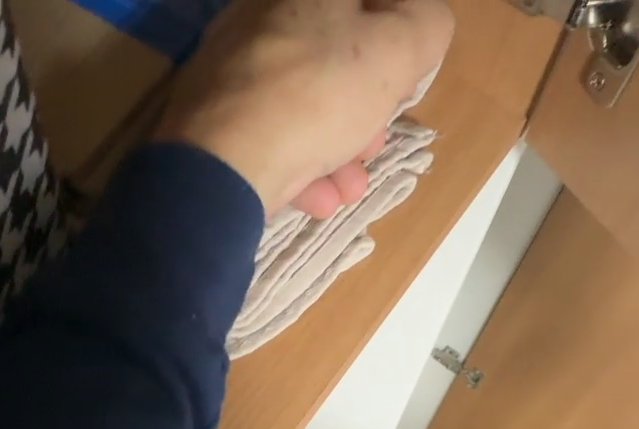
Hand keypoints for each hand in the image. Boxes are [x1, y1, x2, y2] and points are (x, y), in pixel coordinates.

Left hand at [154, 0, 453, 217]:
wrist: (222, 164)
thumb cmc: (317, 95)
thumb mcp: (394, 51)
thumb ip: (424, 26)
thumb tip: (425, 24)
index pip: (365, 5)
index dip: (393, 41)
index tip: (400, 80)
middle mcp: (262, 13)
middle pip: (333, 56)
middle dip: (364, 107)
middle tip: (374, 143)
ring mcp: (231, 66)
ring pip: (302, 102)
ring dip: (338, 150)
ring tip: (350, 187)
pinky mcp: (213, 119)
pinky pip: (271, 135)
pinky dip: (301, 167)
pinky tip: (319, 199)